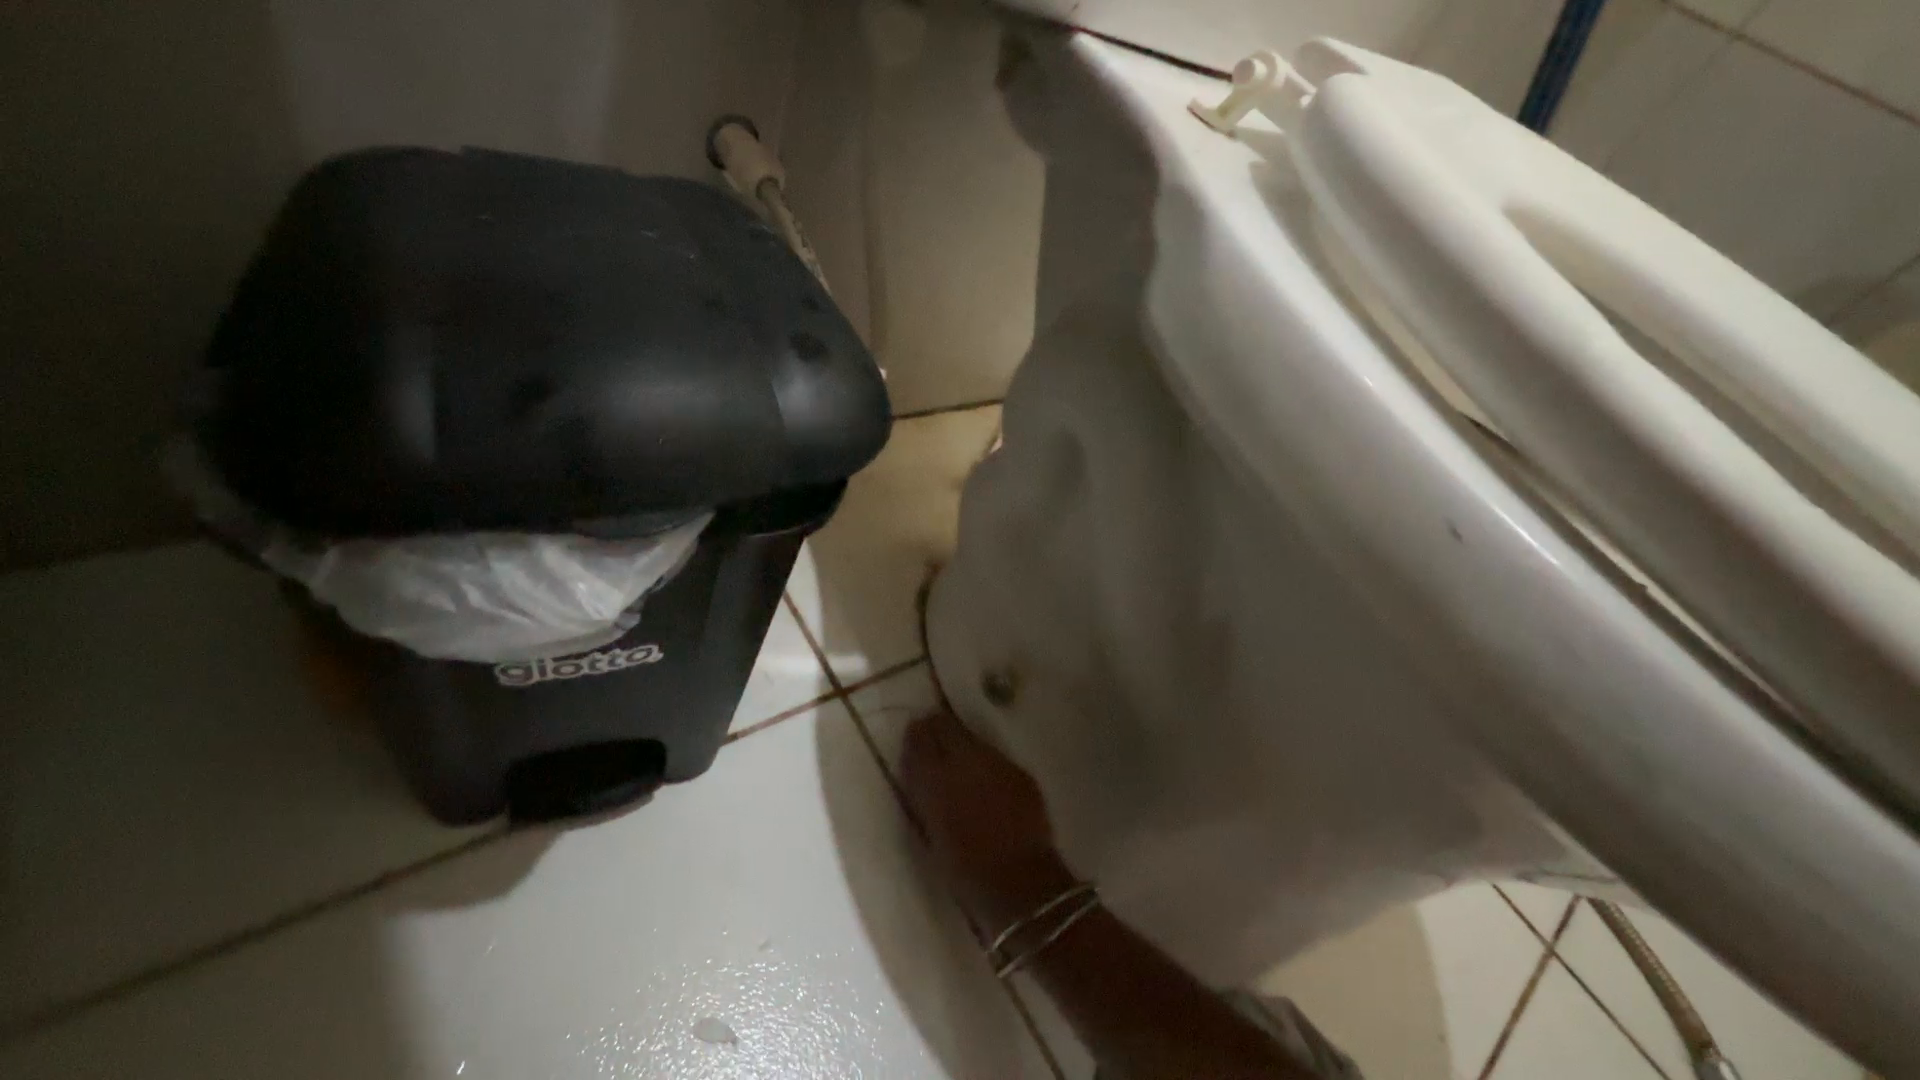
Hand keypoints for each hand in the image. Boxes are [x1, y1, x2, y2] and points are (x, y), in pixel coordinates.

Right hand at [899, 711, 1077, 930]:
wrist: (1018, 881)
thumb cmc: (963, 868)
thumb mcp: (931, 828)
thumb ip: (924, 792)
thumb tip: (919, 767)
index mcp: (934, 776)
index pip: (920, 737)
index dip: (916, 736)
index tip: (913, 738)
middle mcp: (966, 759)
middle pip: (947, 727)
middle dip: (938, 730)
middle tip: (932, 740)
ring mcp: (997, 762)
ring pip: (973, 739)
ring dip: (963, 744)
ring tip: (960, 762)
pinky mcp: (1020, 772)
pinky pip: (996, 757)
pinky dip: (987, 764)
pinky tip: (987, 780)